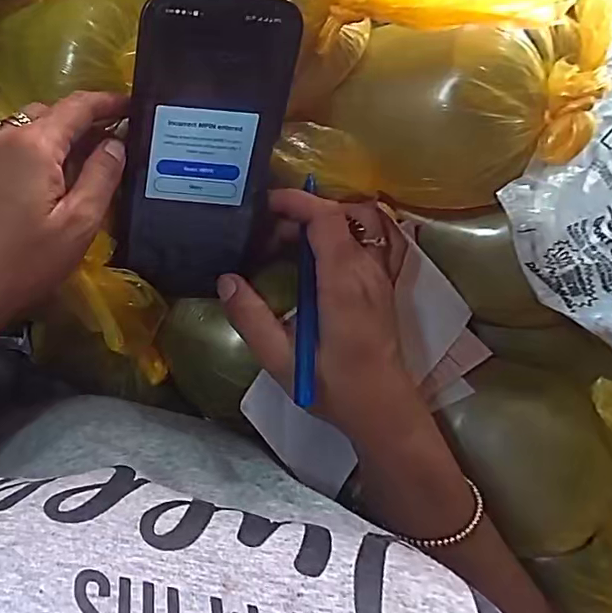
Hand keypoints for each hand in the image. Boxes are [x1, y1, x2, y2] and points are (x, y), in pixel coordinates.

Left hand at [0, 91, 128, 349]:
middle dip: (85, 119)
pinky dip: (34, 143)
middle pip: (52, 111)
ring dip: (58, 130)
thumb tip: (115, 142)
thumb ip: (103, 174)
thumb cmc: (30, 260)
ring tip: (83, 155)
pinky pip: (10, 139)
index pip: (78, 106)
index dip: (109, 102)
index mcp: (34, 143)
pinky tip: (46, 170)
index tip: (133, 106)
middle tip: (114, 139)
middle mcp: (5, 136)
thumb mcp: (80, 222)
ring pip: (29, 123)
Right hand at [217, 189, 433, 443]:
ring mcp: (381, 275)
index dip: (296, 202)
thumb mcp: (282, 360)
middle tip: (268, 236)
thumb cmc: (334, 388)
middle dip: (302, 213)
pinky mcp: (384, 284)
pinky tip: (325, 247)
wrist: (383, 410)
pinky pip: (374, 237)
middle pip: (341, 215)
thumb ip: (252, 319)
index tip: (266, 204)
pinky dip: (349, 229)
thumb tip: (227, 280)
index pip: (327, 219)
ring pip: (361, 222)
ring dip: (326, 218)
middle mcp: (368, 271)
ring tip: (294, 240)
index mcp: (343, 284)